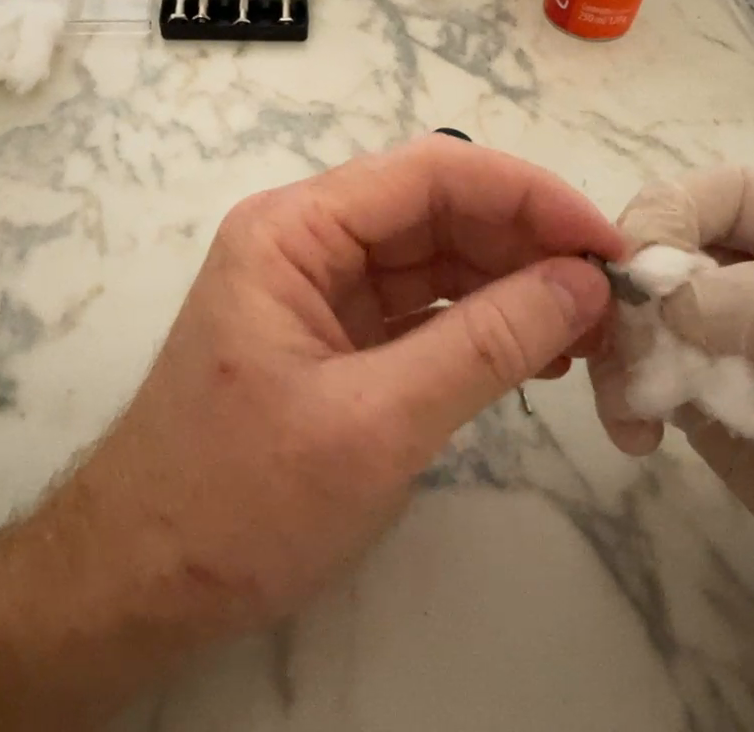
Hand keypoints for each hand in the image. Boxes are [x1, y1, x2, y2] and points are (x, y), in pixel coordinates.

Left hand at [66, 135, 619, 638]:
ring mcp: (319, 291)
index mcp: (293, 231)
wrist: (142, 581)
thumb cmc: (240, 501)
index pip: (431, 173)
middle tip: (611, 300)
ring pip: (437, 260)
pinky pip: (422, 310)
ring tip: (589, 333)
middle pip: (438, 211)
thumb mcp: (376, 423)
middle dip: (528, 245)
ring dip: (514, 287)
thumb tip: (583, 284)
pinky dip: (481, 326)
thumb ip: (486, 345)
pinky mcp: (334, 339)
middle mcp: (305, 242)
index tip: (606, 246)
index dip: (529, 195)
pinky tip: (536, 354)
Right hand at [589, 167, 753, 729]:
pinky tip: (636, 439)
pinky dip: (620, 395)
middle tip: (627, 353)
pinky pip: (642, 376)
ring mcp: (739, 353)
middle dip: (631, 290)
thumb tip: (671, 299)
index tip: (637, 275)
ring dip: (616, 349)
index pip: (728, 194)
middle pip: (667, 249)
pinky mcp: (712, 413)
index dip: (669, 214)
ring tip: (633, 416)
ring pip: (642, 315)